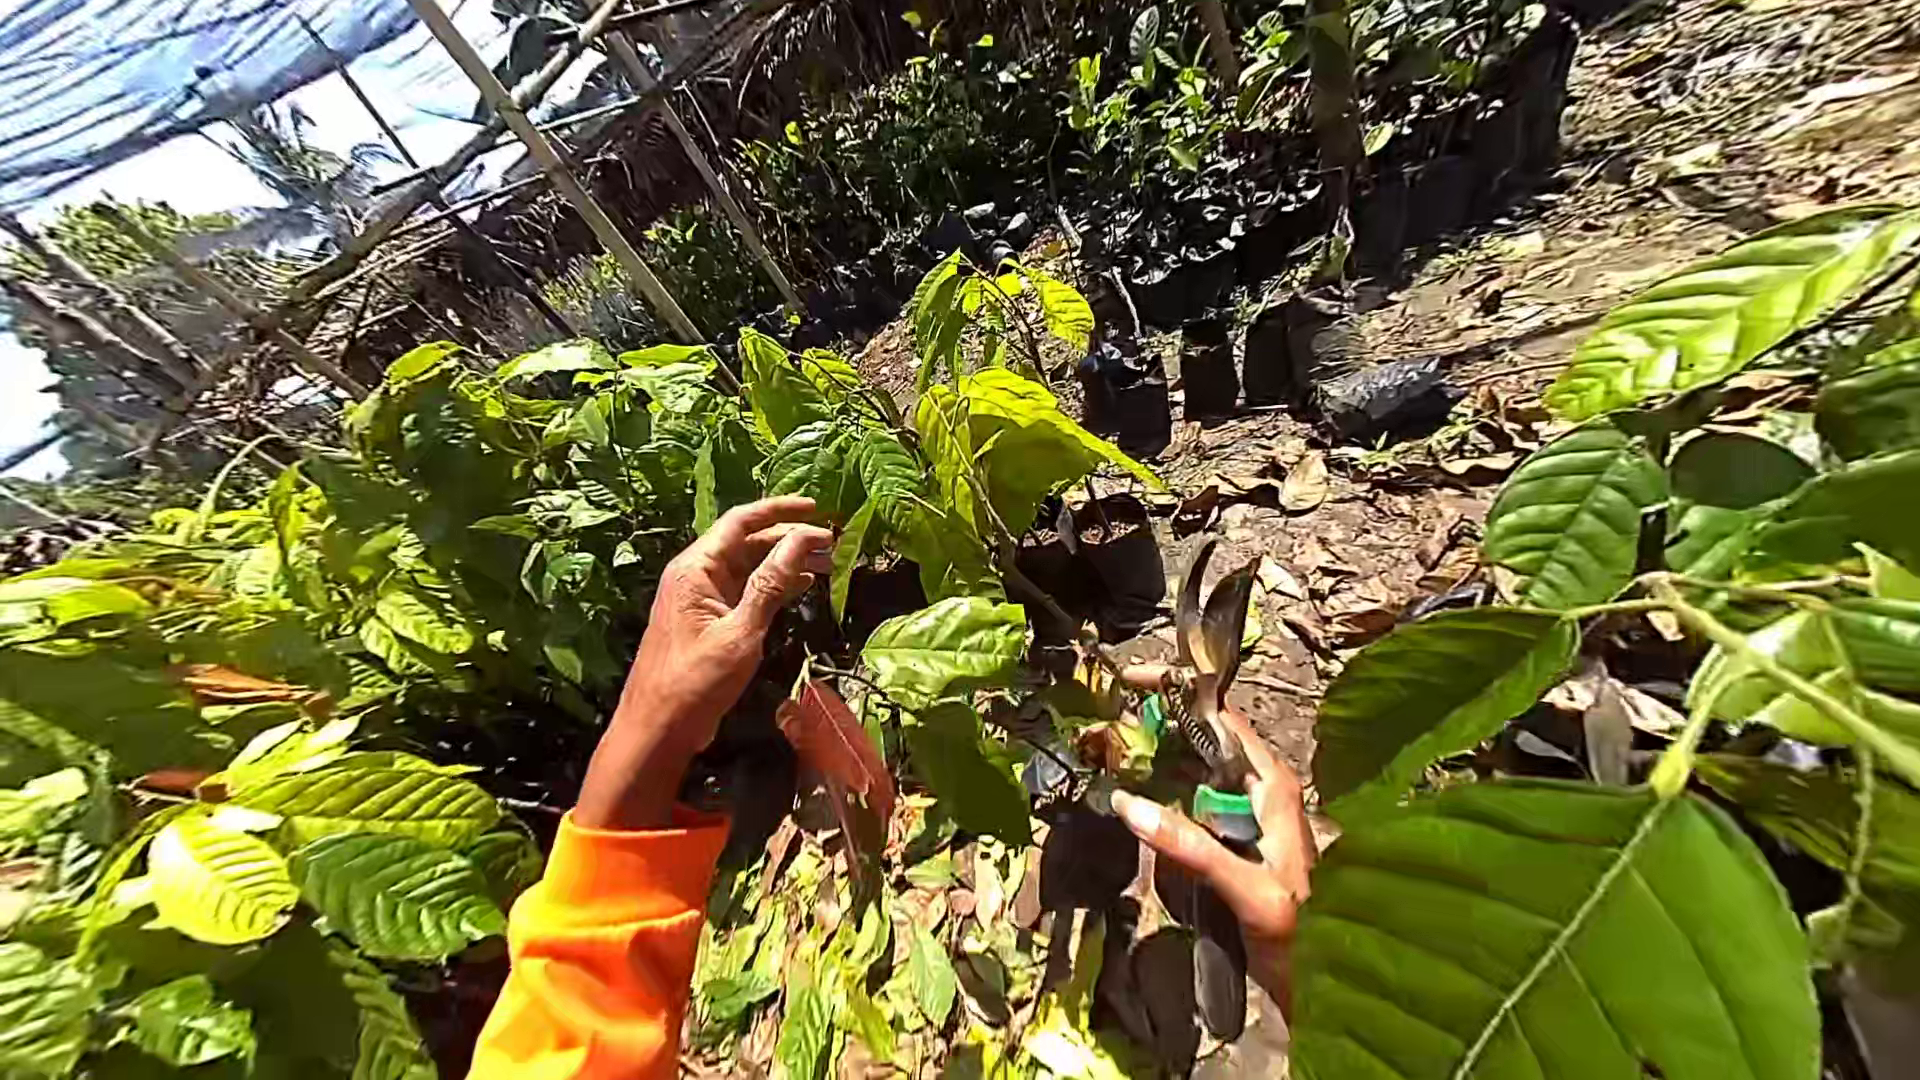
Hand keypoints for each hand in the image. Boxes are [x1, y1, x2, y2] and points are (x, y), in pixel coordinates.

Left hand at [574, 497, 833, 828]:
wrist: (658, 729)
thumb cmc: (696, 681)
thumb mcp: (741, 631)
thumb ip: (771, 583)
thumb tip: (802, 540)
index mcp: (696, 568)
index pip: (741, 522)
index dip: (780, 510)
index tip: (816, 508)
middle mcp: (698, 574)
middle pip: (749, 542)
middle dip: (790, 538)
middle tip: (832, 542)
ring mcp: (704, 596)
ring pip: (752, 566)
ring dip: (787, 561)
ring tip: (827, 561)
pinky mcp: (712, 617)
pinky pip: (748, 589)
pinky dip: (776, 584)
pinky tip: (804, 585)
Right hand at [1109, 706, 1315, 1015]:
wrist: (1327, 986)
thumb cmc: (1300, 935)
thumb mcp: (1248, 890)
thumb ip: (1190, 847)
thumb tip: (1126, 802)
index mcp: (1267, 781)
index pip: (1219, 713)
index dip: (1175, 688)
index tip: (1130, 680)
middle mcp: (1252, 782)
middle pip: (1196, 731)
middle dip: (1151, 719)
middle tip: (1105, 718)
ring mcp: (1237, 806)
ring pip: (1187, 760)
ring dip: (1147, 749)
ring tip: (1105, 745)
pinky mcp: (1223, 830)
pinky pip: (1182, 791)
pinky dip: (1152, 781)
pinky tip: (1126, 785)